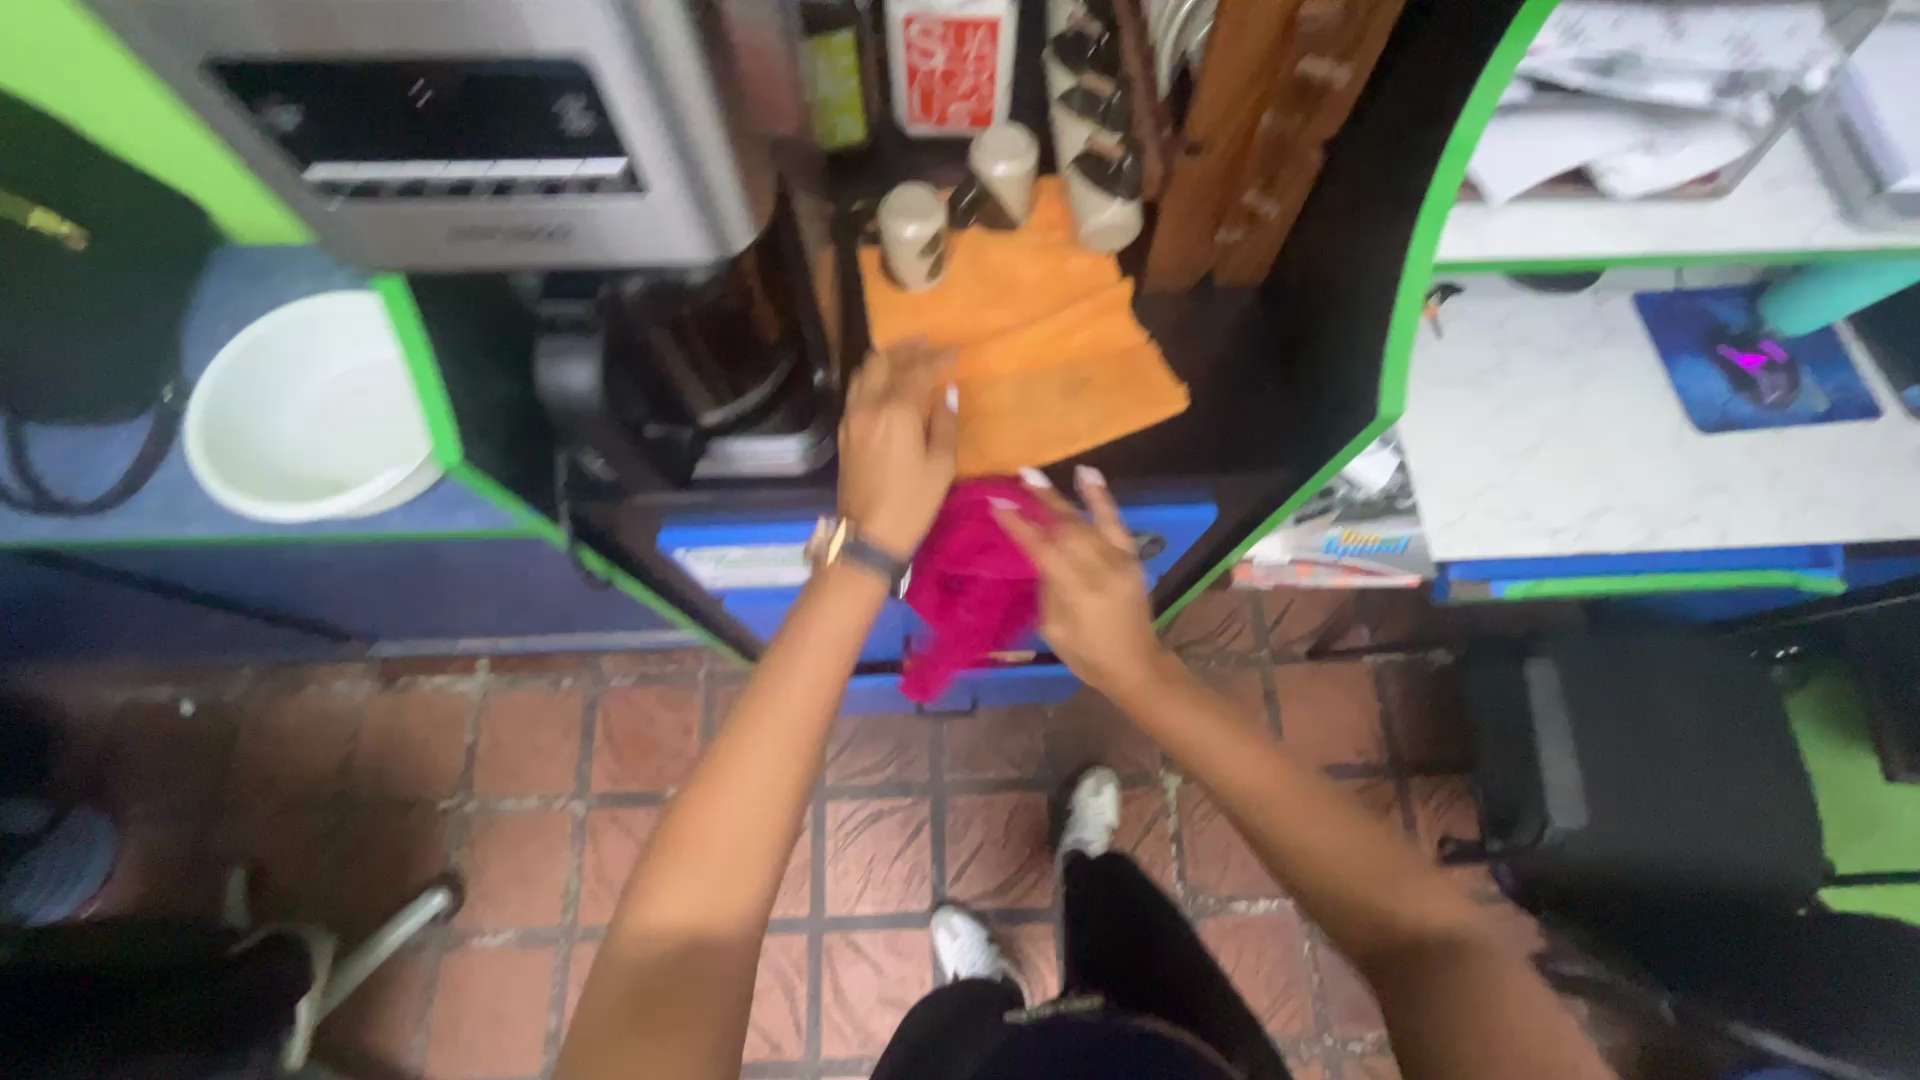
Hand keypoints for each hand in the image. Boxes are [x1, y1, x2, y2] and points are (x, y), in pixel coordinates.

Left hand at [838, 339, 958, 558]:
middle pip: (882, 361)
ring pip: (863, 373)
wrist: (868, 536)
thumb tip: (946, 396)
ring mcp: (851, 418)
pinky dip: (873, 380)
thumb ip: (945, 424)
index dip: (938, 358)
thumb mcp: (941, 466)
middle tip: (927, 346)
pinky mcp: (844, 432)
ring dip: (886, 361)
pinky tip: (888, 387)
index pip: (918, 371)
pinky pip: (856, 392)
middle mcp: (869, 406)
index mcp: (896, 412)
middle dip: (906, 350)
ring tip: (906, 361)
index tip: (955, 352)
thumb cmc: (912, 504)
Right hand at [991, 467, 1176, 697]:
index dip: (1019, 525)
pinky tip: (1088, 475)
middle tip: (1019, 478)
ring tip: (1042, 474)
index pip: (1043, 550)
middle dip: (1041, 502)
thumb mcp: (1054, 628)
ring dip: (1064, 495)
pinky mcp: (1133, 558)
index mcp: (1078, 592)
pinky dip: (1102, 497)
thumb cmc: (1087, 655)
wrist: (1136, 665)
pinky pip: (1116, 522)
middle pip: (1068, 528)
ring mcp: (1122, 561)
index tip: (997, 504)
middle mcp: (1102, 570)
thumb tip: (1042, 555)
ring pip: (1089, 521)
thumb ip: (1048, 587)